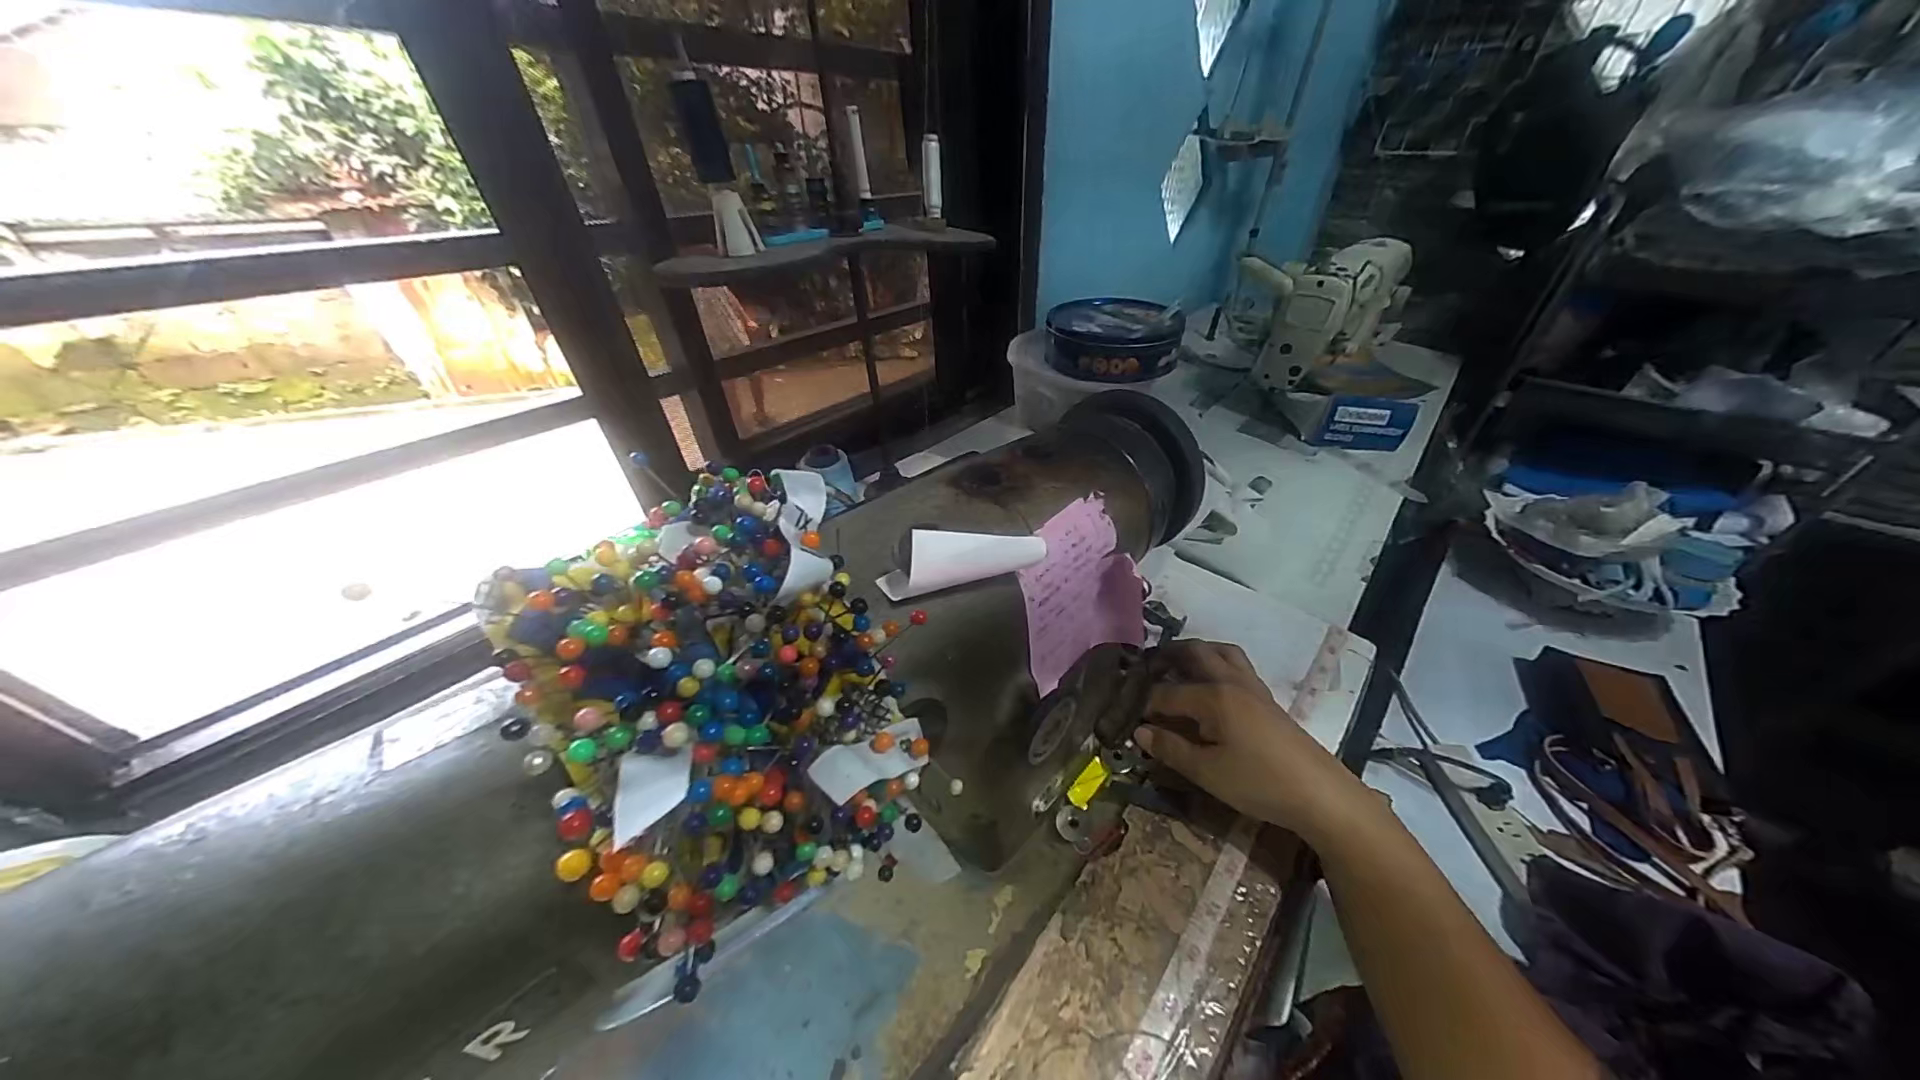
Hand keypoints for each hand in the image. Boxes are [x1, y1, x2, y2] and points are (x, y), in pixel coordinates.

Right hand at [1135, 640, 1375, 845]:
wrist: (1322, 795)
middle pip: (1195, 652)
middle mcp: (1230, 682)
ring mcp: (1252, 687)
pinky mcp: (1267, 699)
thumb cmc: (1259, 783)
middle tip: (1145, 672)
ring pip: (1220, 652)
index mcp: (1212, 697)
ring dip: (1196, 653)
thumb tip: (1139, 731)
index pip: (1165, 693)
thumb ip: (1170, 748)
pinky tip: (1210, 688)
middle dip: (1166, 657)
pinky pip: (1236, 666)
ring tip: (1177, 669)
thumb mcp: (1207, 772)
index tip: (1124, 713)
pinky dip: (1216, 664)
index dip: (1142, 704)